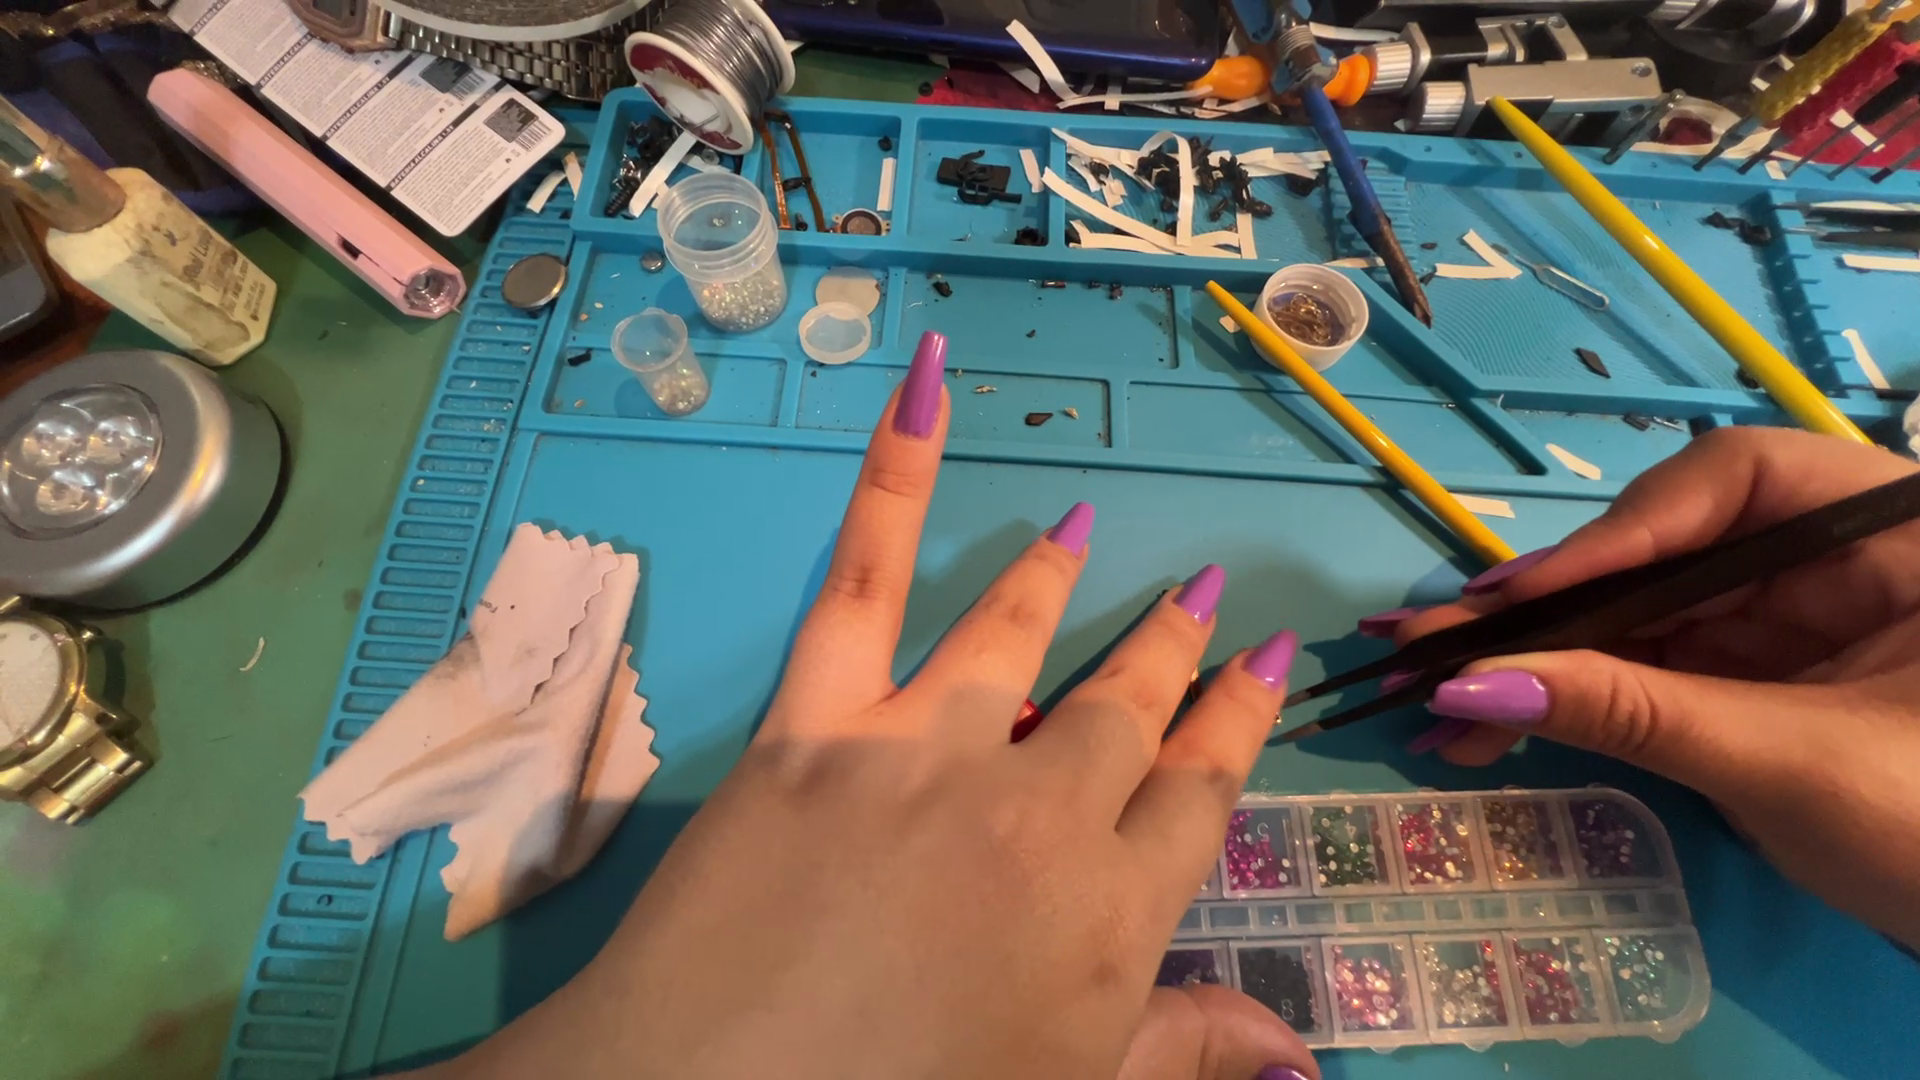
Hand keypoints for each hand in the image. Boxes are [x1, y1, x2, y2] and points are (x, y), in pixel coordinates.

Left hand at [425, 335, 1318, 1079]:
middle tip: (1201, 596)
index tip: (1266, 664)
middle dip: (1170, 651)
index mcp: (1107, 910)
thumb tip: (1304, 1053)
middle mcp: (1038, 806)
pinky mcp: (826, 709)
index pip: (1199, 794)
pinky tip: (926, 384)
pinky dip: (897, 469)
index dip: (1238, 724)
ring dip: (1060, 578)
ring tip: (1086, 533)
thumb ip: (1179, 1053)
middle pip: (1123, 708)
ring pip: (1018, 634)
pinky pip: (866, 570)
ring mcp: (930, 744)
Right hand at [1382, 427, 1919, 947]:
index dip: (1621, 529)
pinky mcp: (1734, 672)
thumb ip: (1629, 713)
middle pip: (1647, 557)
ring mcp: (1771, 619)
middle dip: (1537, 613)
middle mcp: (1822, 561)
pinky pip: (1624, 667)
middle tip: (1431, 643)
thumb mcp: (1798, 767)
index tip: (1529, 594)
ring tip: (1434, 696)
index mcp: (1895, 538)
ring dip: (1525, 662)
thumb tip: (1462, 687)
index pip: (1733, 480)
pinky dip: (1558, 697)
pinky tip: (1485, 725)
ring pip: (1618, 617)